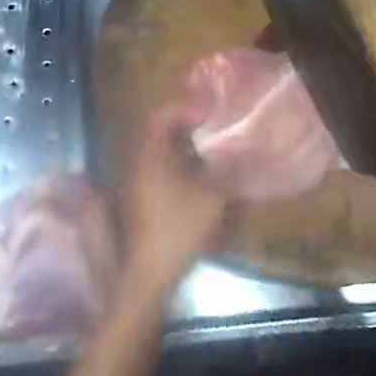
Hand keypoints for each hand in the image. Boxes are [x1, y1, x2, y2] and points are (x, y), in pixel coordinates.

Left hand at [121, 102, 229, 296]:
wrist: (149, 268)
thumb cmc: (179, 227)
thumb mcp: (211, 196)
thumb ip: (226, 168)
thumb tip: (242, 146)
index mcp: (149, 153)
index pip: (161, 115)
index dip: (185, 107)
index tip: (210, 110)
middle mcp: (136, 160)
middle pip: (156, 129)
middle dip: (183, 122)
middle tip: (210, 124)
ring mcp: (134, 178)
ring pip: (155, 149)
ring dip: (179, 142)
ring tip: (208, 146)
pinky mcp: (137, 195)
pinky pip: (155, 165)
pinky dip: (174, 160)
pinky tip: (195, 173)